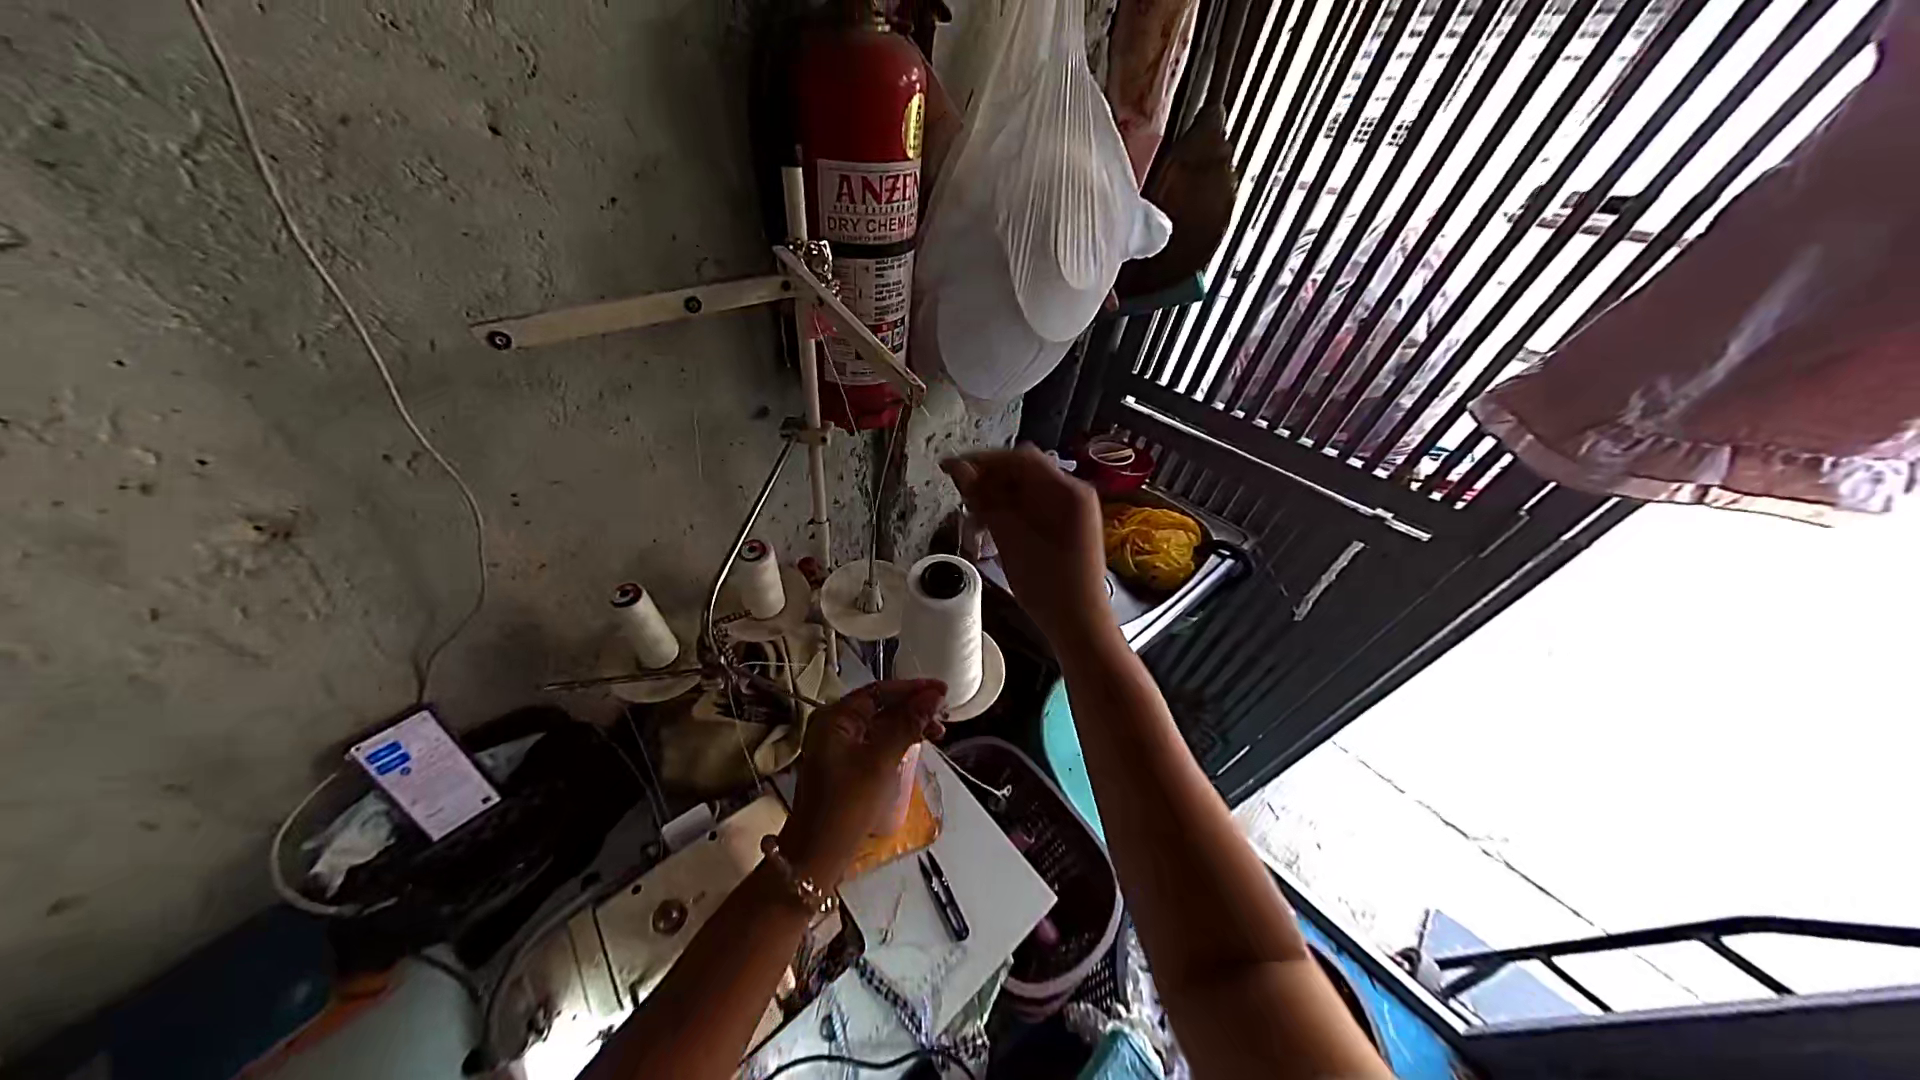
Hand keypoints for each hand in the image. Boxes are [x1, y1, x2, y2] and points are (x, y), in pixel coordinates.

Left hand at [780, 679, 947, 886]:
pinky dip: (899, 740)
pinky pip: (877, 742)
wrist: (818, 855)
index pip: (878, 691)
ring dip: (909, 724)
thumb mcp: (881, 760)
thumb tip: (933, 696)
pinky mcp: (846, 766)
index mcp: (834, 718)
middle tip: (943, 712)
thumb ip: (908, 724)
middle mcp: (834, 726)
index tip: (942, 690)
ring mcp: (839, 747)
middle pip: (880, 706)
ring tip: (938, 730)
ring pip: (880, 725)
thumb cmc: (847, 804)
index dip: (912, 688)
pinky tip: (917, 745)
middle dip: (913, 707)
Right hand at [943, 445, 1109, 646]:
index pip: (1019, 458)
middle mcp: (1074, 493)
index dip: (982, 461)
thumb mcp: (1010, 539)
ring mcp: (1073, 510)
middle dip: (988, 479)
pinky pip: (1035, 506)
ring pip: (1027, 489)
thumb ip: (985, 500)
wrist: (1079, 624)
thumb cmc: (1050, 586)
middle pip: (1024, 471)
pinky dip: (1011, 510)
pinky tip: (991, 525)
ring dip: (997, 496)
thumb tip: (960, 471)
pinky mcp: (1067, 526)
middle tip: (958, 492)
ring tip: (971, 514)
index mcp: (1067, 491)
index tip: (951, 469)